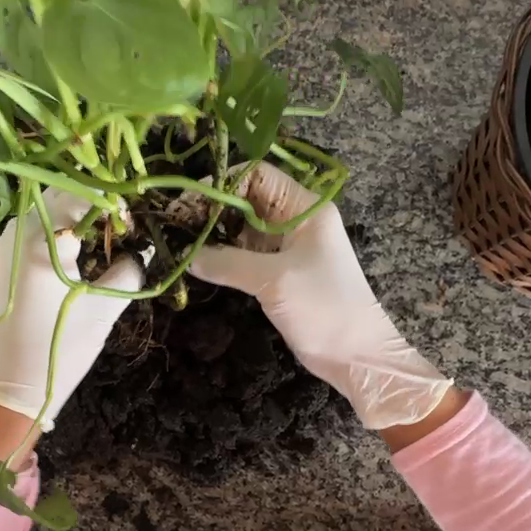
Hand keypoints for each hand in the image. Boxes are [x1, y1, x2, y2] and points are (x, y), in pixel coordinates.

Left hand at [0, 188, 143, 432]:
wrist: (11, 389)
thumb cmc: (60, 349)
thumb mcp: (102, 311)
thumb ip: (127, 272)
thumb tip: (140, 252)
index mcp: (43, 242)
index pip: (79, 198)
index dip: (108, 202)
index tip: (128, 219)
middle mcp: (15, 236)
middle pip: (54, 199)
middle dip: (86, 205)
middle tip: (114, 225)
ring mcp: (0, 250)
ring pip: (37, 214)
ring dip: (65, 218)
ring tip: (93, 239)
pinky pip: (24, 234)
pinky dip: (47, 234)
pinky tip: (67, 257)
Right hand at [190, 163, 452, 430]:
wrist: (355, 355)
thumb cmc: (324, 308)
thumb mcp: (275, 281)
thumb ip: (229, 263)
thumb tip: (189, 256)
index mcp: (305, 209)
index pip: (258, 176)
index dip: (223, 183)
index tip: (189, 202)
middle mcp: (295, 221)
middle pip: (247, 200)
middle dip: (213, 209)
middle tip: (176, 224)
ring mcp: (286, 248)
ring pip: (243, 228)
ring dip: (214, 233)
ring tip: (180, 241)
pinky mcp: (278, 274)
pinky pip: (245, 255)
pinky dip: (223, 256)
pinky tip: (198, 262)